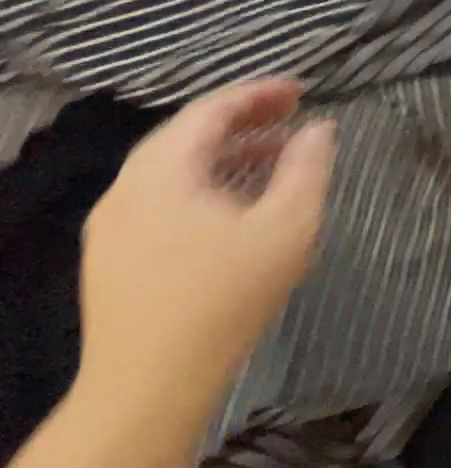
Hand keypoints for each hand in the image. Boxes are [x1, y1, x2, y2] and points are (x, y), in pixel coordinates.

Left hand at [78, 80, 334, 403]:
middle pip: (183, 135)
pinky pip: (163, 193)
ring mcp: (114, 224)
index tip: (304, 89)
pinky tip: (241, 196)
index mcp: (161, 176)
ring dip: (226, 149)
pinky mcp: (116, 252)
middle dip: (242, 117)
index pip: (207, 112)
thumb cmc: (229, 291)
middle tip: (293, 113)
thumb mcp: (289, 222)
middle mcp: (126, 191)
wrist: (153, 378)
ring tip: (277, 152)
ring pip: (172, 166)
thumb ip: (308, 166)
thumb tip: (319, 126)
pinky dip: (206, 177)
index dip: (257, 93)